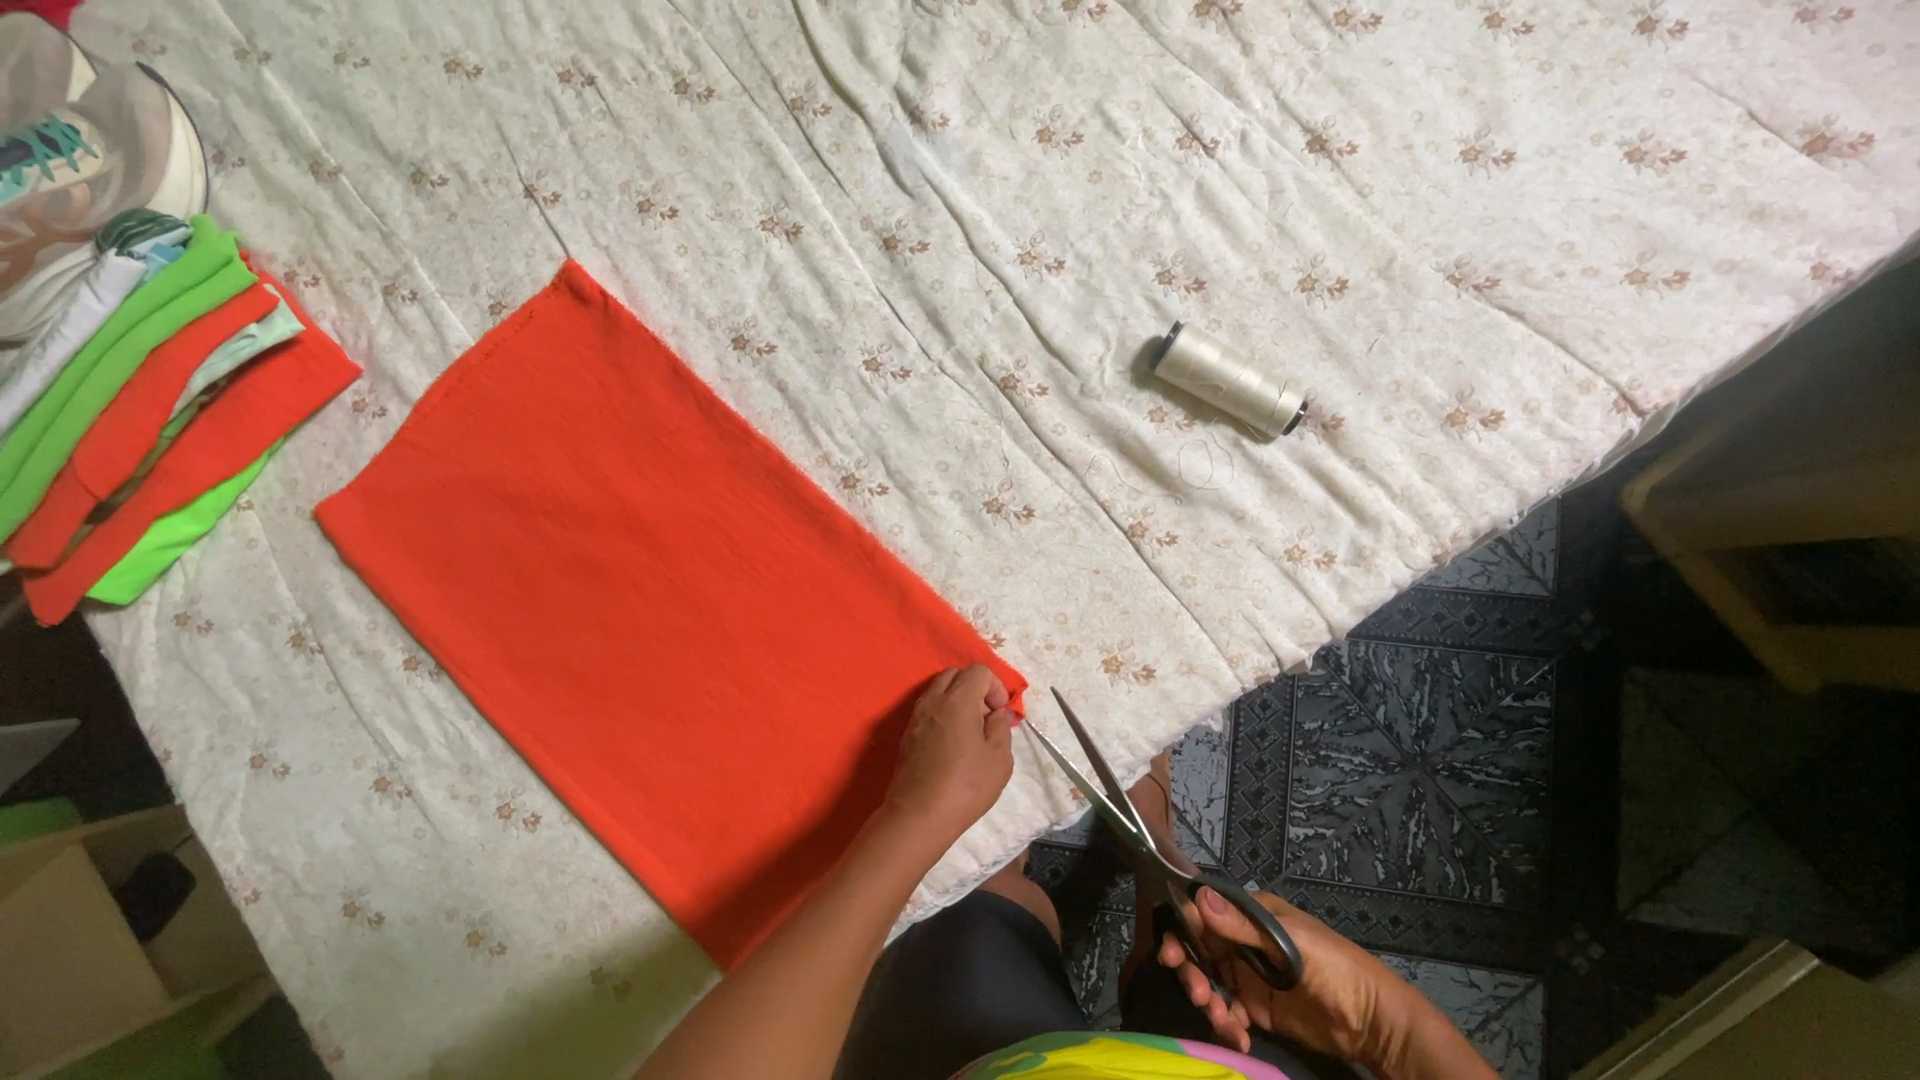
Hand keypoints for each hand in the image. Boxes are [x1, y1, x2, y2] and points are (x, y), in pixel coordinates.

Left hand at [880, 665, 1016, 844]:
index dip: (995, 686)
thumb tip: (996, 714)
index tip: (1000, 714)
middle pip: (955, 674)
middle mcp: (933, 701)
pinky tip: (952, 745)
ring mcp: (916, 717)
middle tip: (986, 718)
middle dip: (975, 688)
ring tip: (970, 732)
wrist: (918, 816)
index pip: (978, 671)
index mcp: (958, 700)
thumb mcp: (999, 758)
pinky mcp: (907, 735)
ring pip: (938, 691)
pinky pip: (928, 710)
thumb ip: (1001, 728)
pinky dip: (943, 715)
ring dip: (957, 701)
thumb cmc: (966, 786)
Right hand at [1157, 887, 1407, 1064]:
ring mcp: (1246, 974)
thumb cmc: (1335, 966)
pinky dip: (1226, 1025)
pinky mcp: (1254, 1007)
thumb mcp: (1290, 941)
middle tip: (1199, 995)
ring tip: (1224, 1021)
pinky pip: (1226, 1012)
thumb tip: (1198, 896)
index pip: (1202, 913)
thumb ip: (1243, 924)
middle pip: (1197, 949)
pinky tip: (1239, 1037)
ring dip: (1207, 1002)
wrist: (1372, 1021)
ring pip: (1207, 981)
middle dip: (1190, 972)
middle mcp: (1241, 940)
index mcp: (1249, 915)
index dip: (1181, 929)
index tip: (1172, 954)